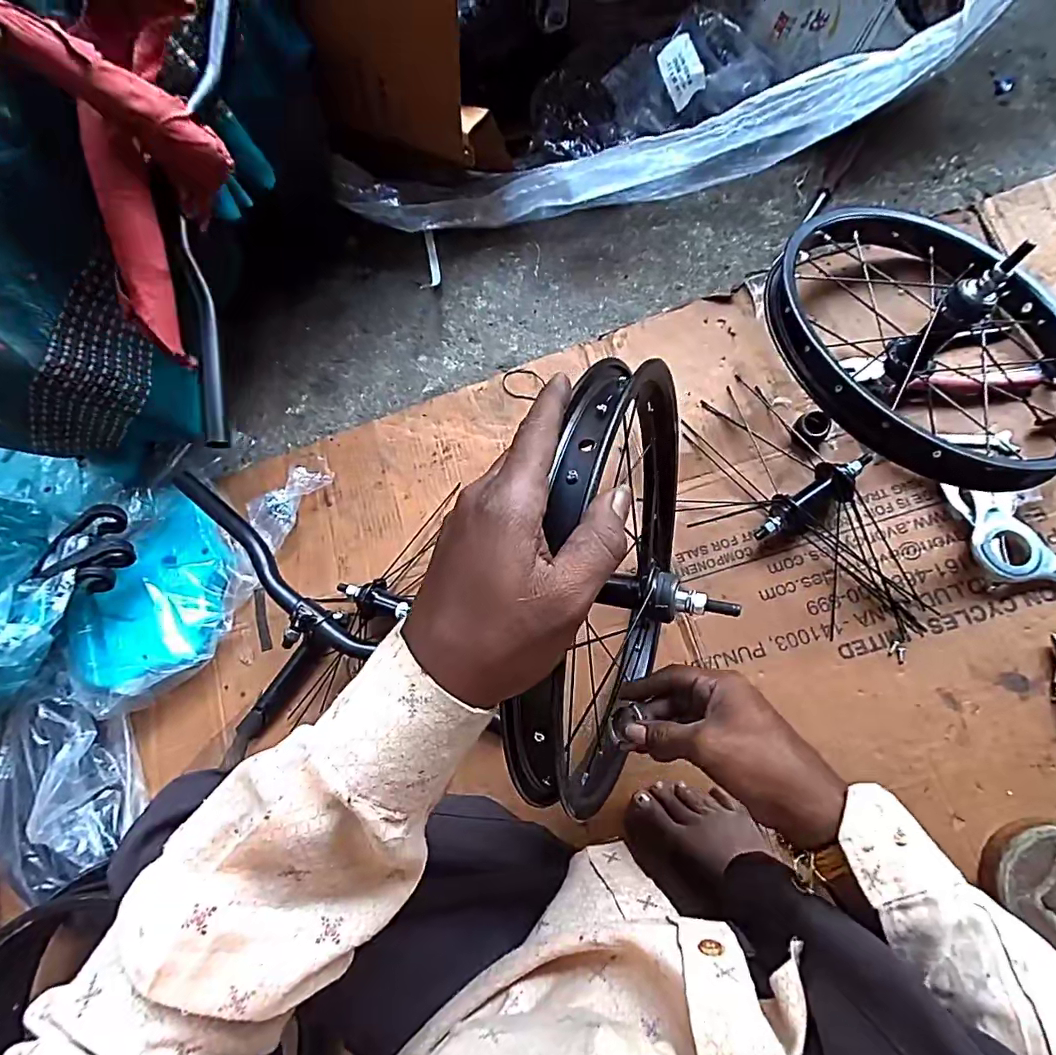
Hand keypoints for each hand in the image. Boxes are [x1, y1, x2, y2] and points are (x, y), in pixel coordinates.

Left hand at [403, 373, 633, 708]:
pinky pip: (502, 509)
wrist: (437, 674)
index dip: (557, 402)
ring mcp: (464, 518)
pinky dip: (529, 516)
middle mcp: (479, 499)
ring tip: (575, 538)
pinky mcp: (459, 538)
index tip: (570, 379)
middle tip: (599, 491)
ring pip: (517, 486)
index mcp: (507, 503)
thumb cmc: (498, 641)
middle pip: (530, 459)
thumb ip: (600, 540)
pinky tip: (546, 551)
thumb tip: (618, 497)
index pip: (536, 432)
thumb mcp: (568, 596)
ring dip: (549, 498)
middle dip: (566, 466)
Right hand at [620, 666, 845, 849]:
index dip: (644, 686)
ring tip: (635, 744)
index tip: (622, 697)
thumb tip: (631, 731)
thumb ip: (664, 735)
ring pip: (684, 718)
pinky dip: (674, 742)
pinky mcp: (732, 744)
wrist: (805, 802)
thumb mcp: (704, 745)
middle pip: (677, 697)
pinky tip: (658, 753)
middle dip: (650, 712)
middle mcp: (725, 698)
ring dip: (660, 730)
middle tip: (625, 727)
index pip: (673, 676)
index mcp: (722, 686)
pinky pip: (694, 736)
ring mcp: (729, 721)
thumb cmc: (761, 763)